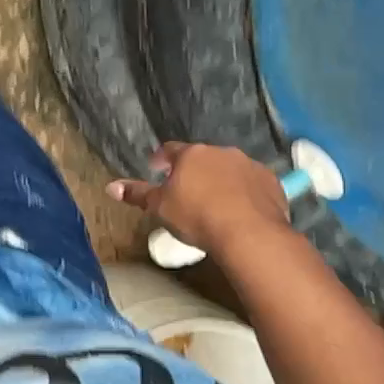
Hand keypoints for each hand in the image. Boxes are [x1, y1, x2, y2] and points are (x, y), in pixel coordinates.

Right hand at [106, 142, 289, 252]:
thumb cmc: (196, 216)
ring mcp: (250, 165)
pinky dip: (243, 192)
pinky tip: (239, 210)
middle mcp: (222, 152)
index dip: (161, 159)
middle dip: (193, 170)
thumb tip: (110, 186)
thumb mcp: (159, 207)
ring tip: (214, 203)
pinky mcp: (272, 182)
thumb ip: (137, 194)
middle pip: (201, 158)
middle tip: (185, 191)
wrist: (250, 234)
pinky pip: (251, 183)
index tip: (156, 170)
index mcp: (191, 154)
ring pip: (229, 169)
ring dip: (220, 179)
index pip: (170, 149)